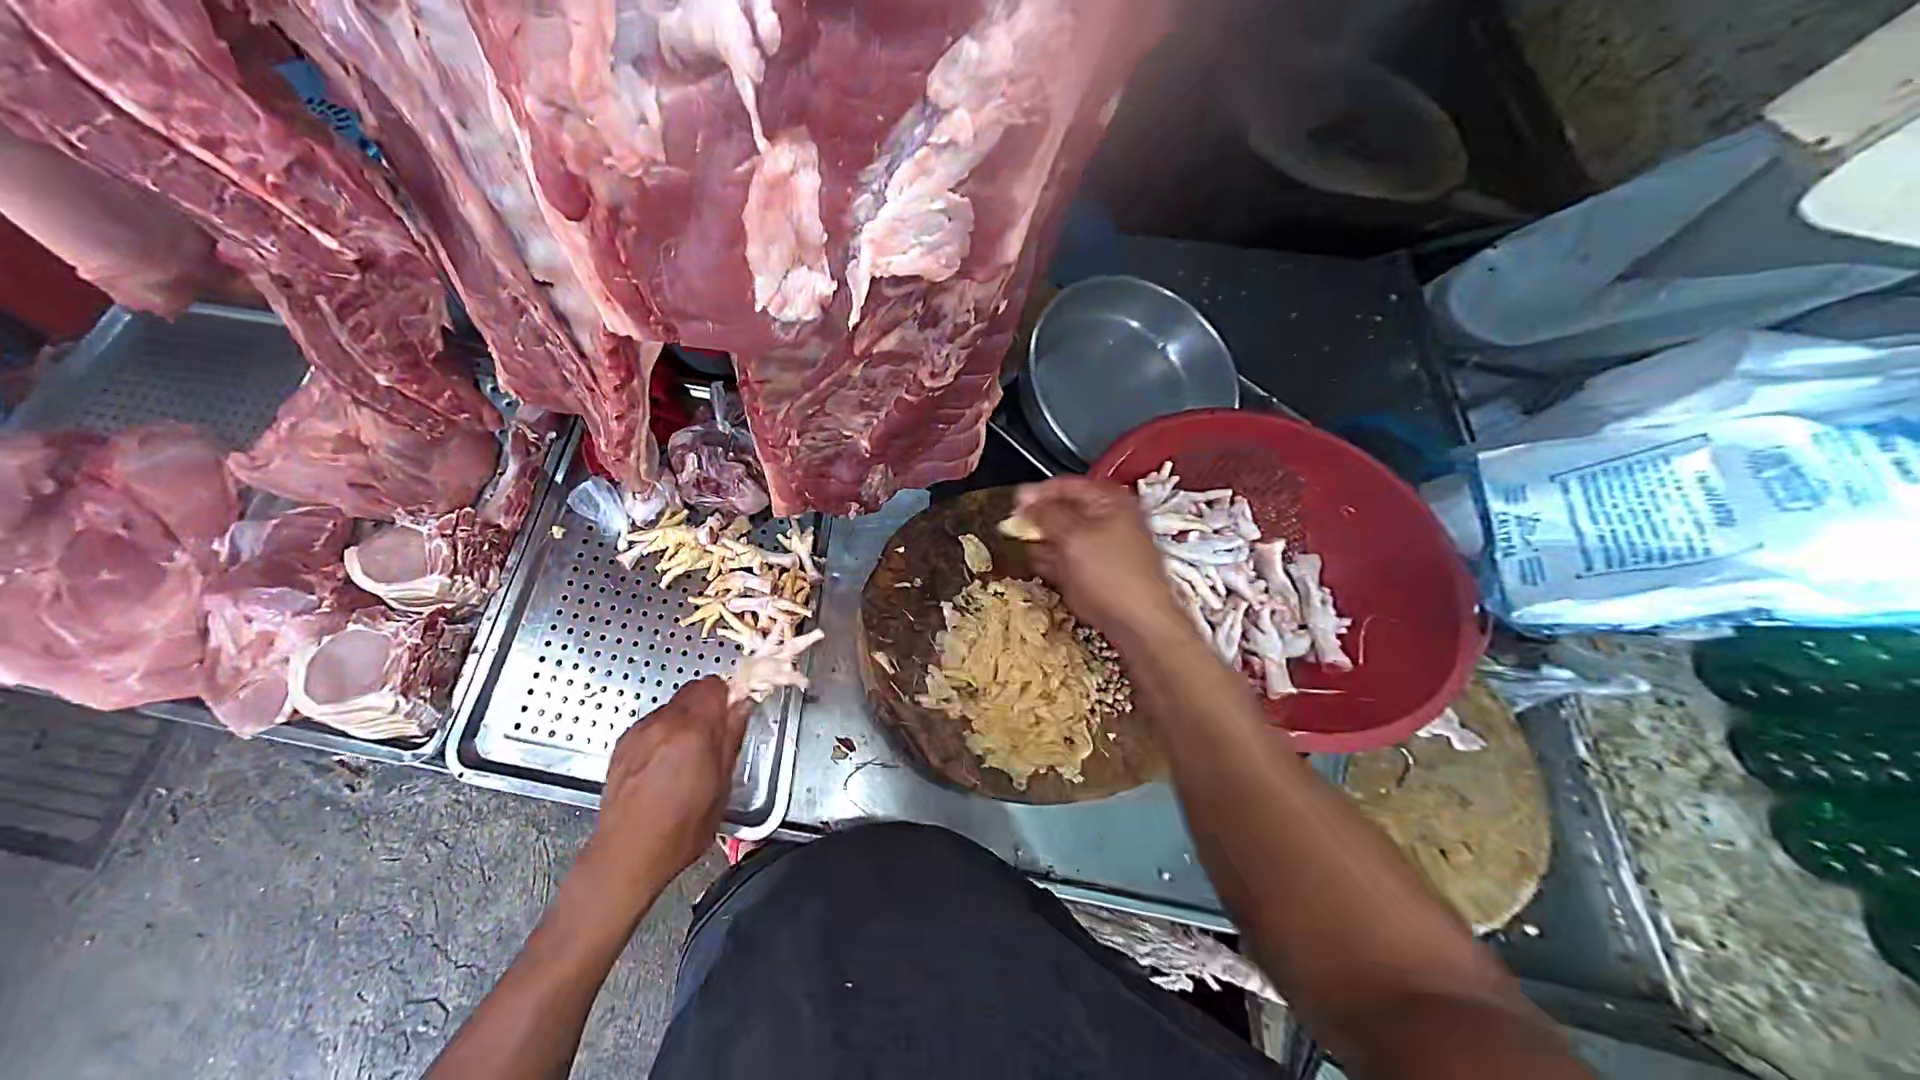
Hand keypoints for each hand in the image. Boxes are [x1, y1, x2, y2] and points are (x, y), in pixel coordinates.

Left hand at [587, 676, 748, 892]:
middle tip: (718, 734)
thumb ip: (732, 737)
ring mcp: (640, 733)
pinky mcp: (622, 746)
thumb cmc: (678, 829)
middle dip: (709, 706)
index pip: (715, 686)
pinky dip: (664, 734)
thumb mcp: (722, 785)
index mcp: (693, 730)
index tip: (736, 711)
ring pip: (672, 708)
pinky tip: (666, 765)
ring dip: (686, 720)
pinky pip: (652, 725)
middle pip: (693, 691)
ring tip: (691, 756)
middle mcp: (663, 723)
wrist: (627, 855)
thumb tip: (741, 708)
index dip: (730, 696)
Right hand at [1017, 476, 1189, 645]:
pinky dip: (1057, 561)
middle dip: (1040, 520)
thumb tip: (1025, 499)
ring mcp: (1109, 545)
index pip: (1065, 485)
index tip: (1013, 506)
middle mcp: (1112, 518)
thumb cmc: (1110, 575)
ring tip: (1027, 551)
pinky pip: (1074, 558)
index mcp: (1109, 500)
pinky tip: (1043, 568)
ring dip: (1046, 542)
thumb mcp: (1072, 537)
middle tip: (1017, 530)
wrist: (1140, 623)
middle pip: (1066, 510)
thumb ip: (1046, 513)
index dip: (1037, 493)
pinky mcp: (1104, 570)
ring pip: (1068, 536)